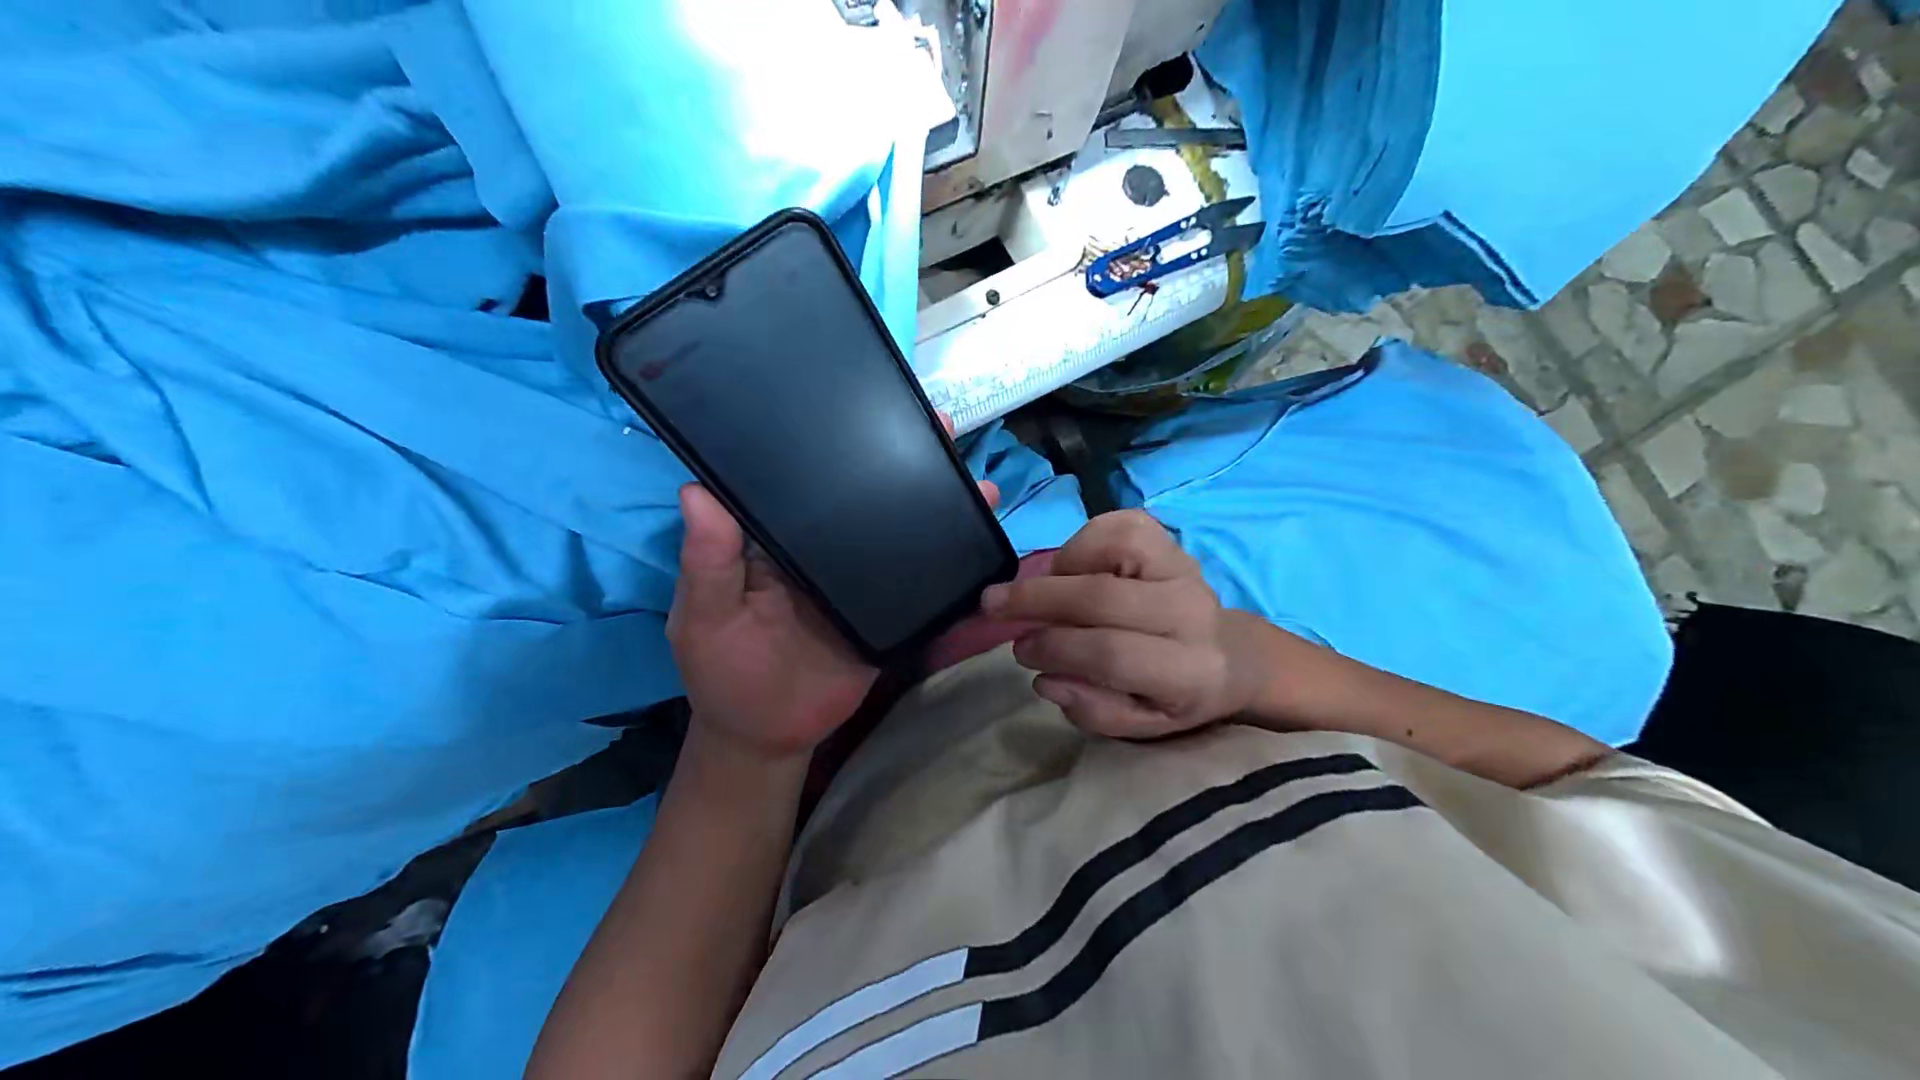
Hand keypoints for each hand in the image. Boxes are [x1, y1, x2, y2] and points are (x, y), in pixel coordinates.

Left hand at [667, 410, 996, 762]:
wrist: (771, 735)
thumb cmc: (724, 672)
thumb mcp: (703, 617)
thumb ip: (705, 562)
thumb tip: (695, 491)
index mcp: (776, 535)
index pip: (804, 476)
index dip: (830, 440)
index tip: (861, 401)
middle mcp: (824, 544)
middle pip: (864, 490)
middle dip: (902, 455)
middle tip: (938, 424)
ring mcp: (861, 575)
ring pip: (900, 526)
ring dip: (935, 498)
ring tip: (974, 477)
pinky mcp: (890, 609)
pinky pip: (921, 577)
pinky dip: (949, 555)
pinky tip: (981, 531)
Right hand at [981, 509, 1266, 738]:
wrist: (1229, 655)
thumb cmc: (1173, 695)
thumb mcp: (1138, 724)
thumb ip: (1093, 709)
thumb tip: (1045, 678)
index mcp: (1186, 671)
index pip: (1110, 653)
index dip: (1055, 648)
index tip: (1019, 649)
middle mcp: (1190, 613)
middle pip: (1101, 596)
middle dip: (1036, 598)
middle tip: (994, 604)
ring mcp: (1183, 569)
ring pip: (1112, 547)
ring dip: (1063, 564)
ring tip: (1046, 586)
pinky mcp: (1172, 542)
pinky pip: (1119, 524)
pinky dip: (1084, 539)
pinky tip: (1072, 566)